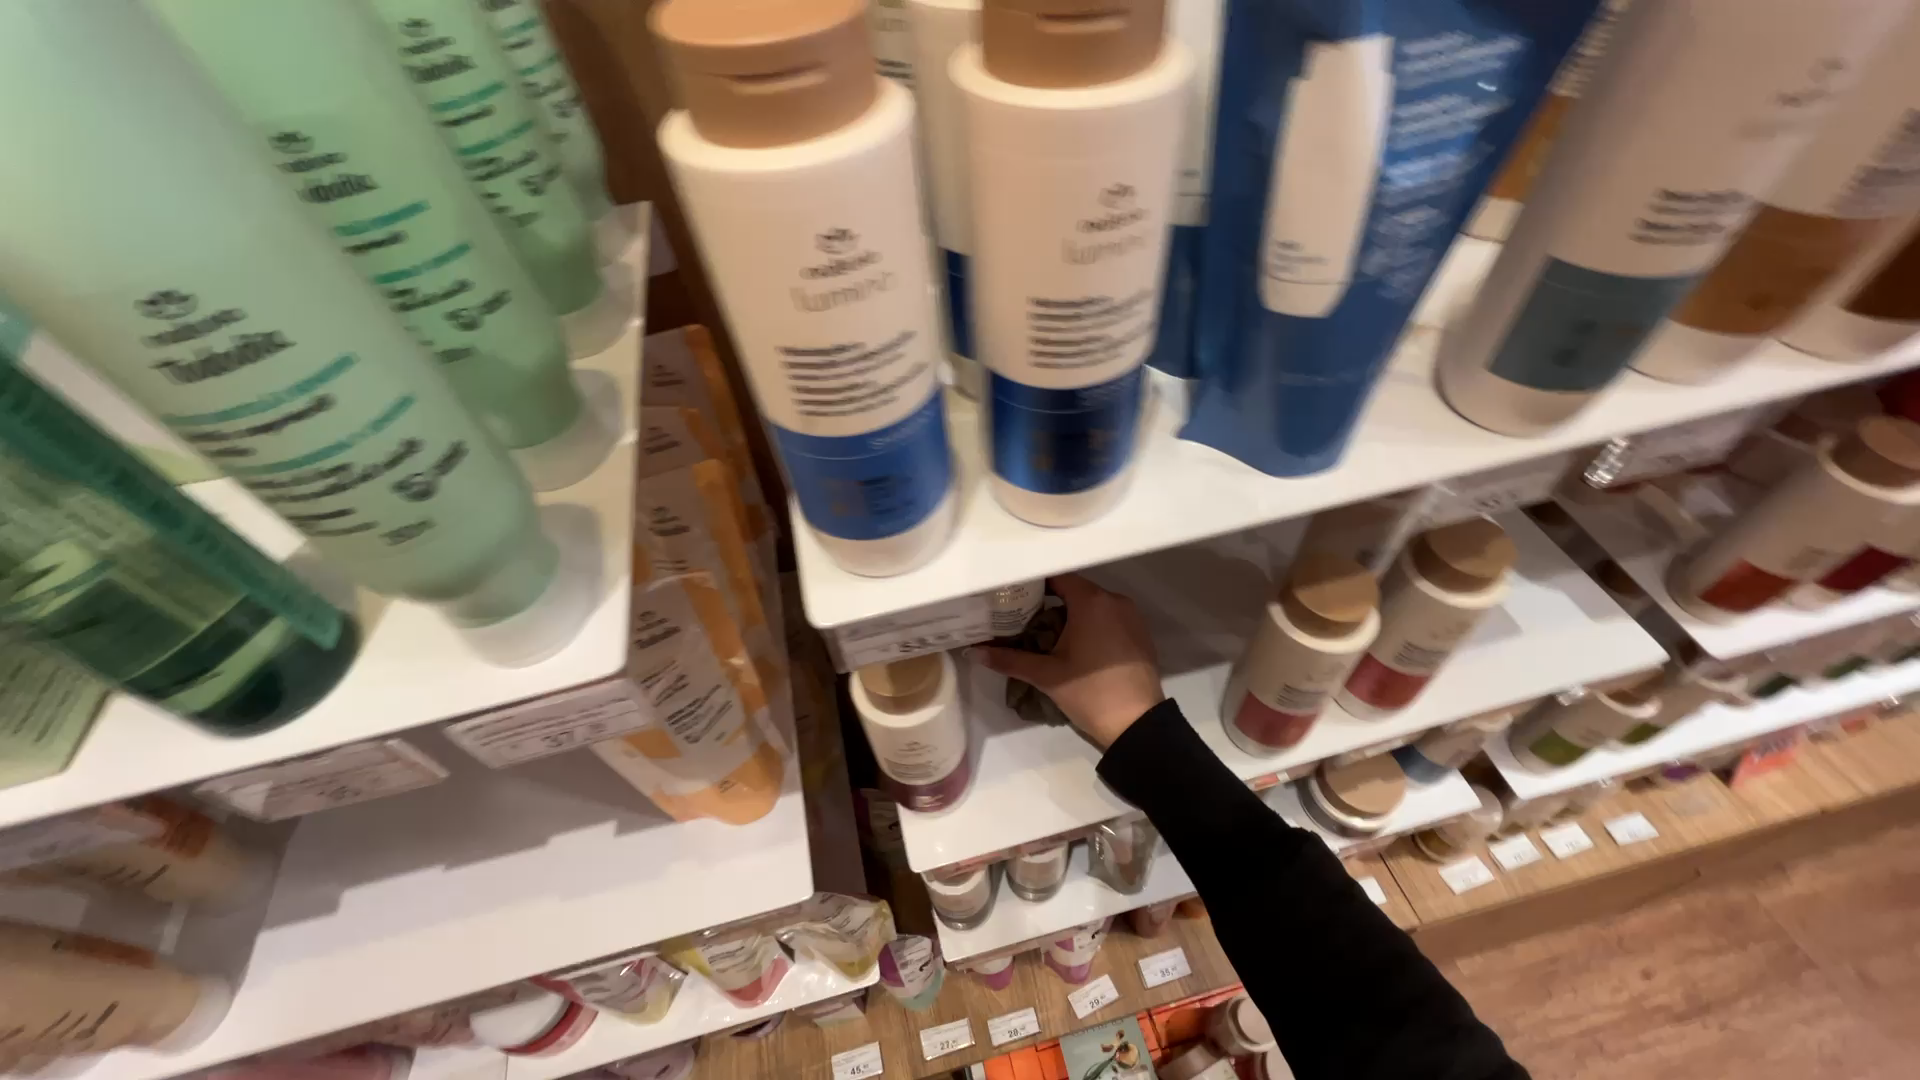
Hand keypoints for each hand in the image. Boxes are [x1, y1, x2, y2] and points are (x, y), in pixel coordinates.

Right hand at [970, 574, 1163, 748]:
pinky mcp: (1139, 633)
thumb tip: (975, 652)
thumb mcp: (1046, 675)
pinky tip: (1074, 644)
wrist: (1137, 724)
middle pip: (1075, 589)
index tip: (1013, 595)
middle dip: (1049, 601)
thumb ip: (1009, 659)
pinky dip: (1090, 624)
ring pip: (1093, 604)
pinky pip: (1109, 617)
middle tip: (1022, 616)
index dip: (1034, 584)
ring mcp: (1131, 616)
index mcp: (1091, 601)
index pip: (1057, 577)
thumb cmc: (1090, 693)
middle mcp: (1114, 600)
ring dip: (1070, 614)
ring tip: (1044, 632)